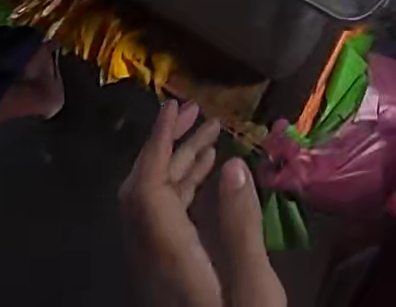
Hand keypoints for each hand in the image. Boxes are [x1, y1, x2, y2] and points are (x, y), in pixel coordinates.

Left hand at [121, 100, 283, 306]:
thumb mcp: (254, 292)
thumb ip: (240, 227)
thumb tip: (231, 164)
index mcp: (170, 260)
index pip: (147, 190)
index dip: (157, 144)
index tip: (174, 106)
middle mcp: (153, 263)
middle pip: (142, 193)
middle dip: (165, 146)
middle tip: (198, 112)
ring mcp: (158, 274)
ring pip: (153, 207)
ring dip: (177, 165)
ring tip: (212, 135)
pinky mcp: (169, 281)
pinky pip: (165, 221)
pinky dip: (183, 188)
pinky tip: (211, 179)